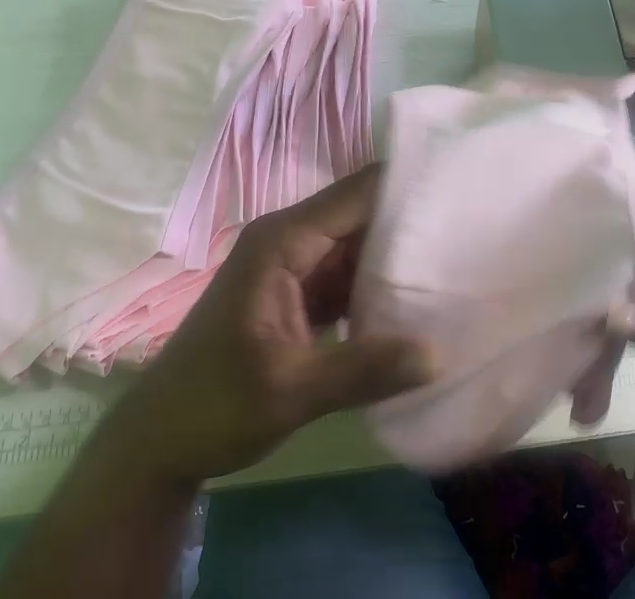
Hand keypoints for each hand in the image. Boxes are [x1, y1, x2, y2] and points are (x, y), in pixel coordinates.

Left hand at [115, 166, 437, 481]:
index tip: (464, 191)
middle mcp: (289, 242)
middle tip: (477, 229)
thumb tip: (440, 354)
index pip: (357, 194)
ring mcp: (292, 271)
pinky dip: (380, 288)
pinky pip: (348, 279)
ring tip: (462, 260)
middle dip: (413, 221)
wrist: (157, 445)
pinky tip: (421, 302)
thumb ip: (364, 369)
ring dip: (400, 256)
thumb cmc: (213, 406)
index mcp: (281, 242)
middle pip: (362, 215)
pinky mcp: (297, 299)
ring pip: (358, 248)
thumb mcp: (290, 390)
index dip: (407, 187)